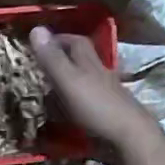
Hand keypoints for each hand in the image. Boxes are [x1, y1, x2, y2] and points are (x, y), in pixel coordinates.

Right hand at [29, 26, 164, 157]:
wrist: (128, 137)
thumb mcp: (68, 80)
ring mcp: (105, 95)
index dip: (59, 38)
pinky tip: (64, 113)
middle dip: (64, 58)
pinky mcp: (106, 114)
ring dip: (68, 82)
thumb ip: (52, 58)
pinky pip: (86, 103)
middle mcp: (99, 75)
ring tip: (48, 90)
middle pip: (82, 60)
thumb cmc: (96, 106)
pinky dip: (73, 104)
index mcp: (89, 63)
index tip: (41, 42)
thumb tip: (36, 28)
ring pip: (85, 81)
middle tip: (42, 65)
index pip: (76, 42)